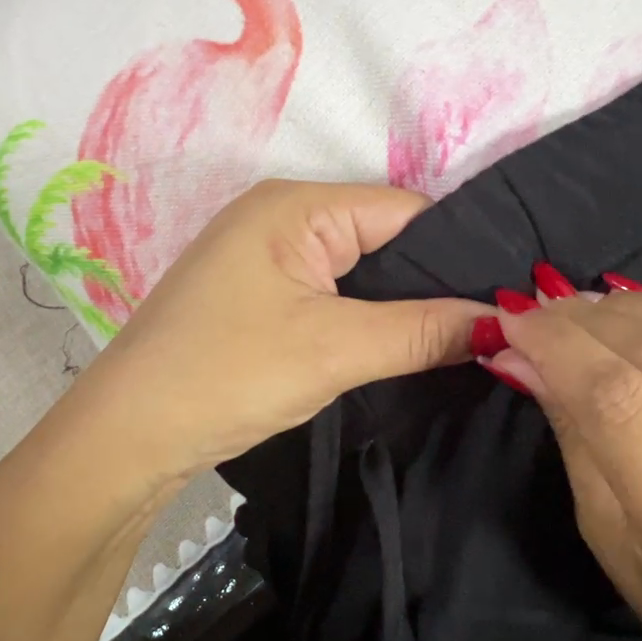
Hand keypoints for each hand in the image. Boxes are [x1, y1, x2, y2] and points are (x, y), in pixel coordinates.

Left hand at [49, 180, 489, 487]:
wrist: (127, 436)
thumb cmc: (227, 374)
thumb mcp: (335, 350)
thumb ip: (424, 331)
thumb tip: (507, 321)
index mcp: (296, 205)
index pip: (407, 211)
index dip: (462, 254)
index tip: (514, 299)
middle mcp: (281, 216)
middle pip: (385, 238)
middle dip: (435, 283)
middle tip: (499, 328)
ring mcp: (265, 257)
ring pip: (361, 271)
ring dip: (402, 306)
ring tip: (465, 341)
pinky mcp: (258, 297)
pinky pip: (332, 295)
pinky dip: (367, 319)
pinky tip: (404, 348)